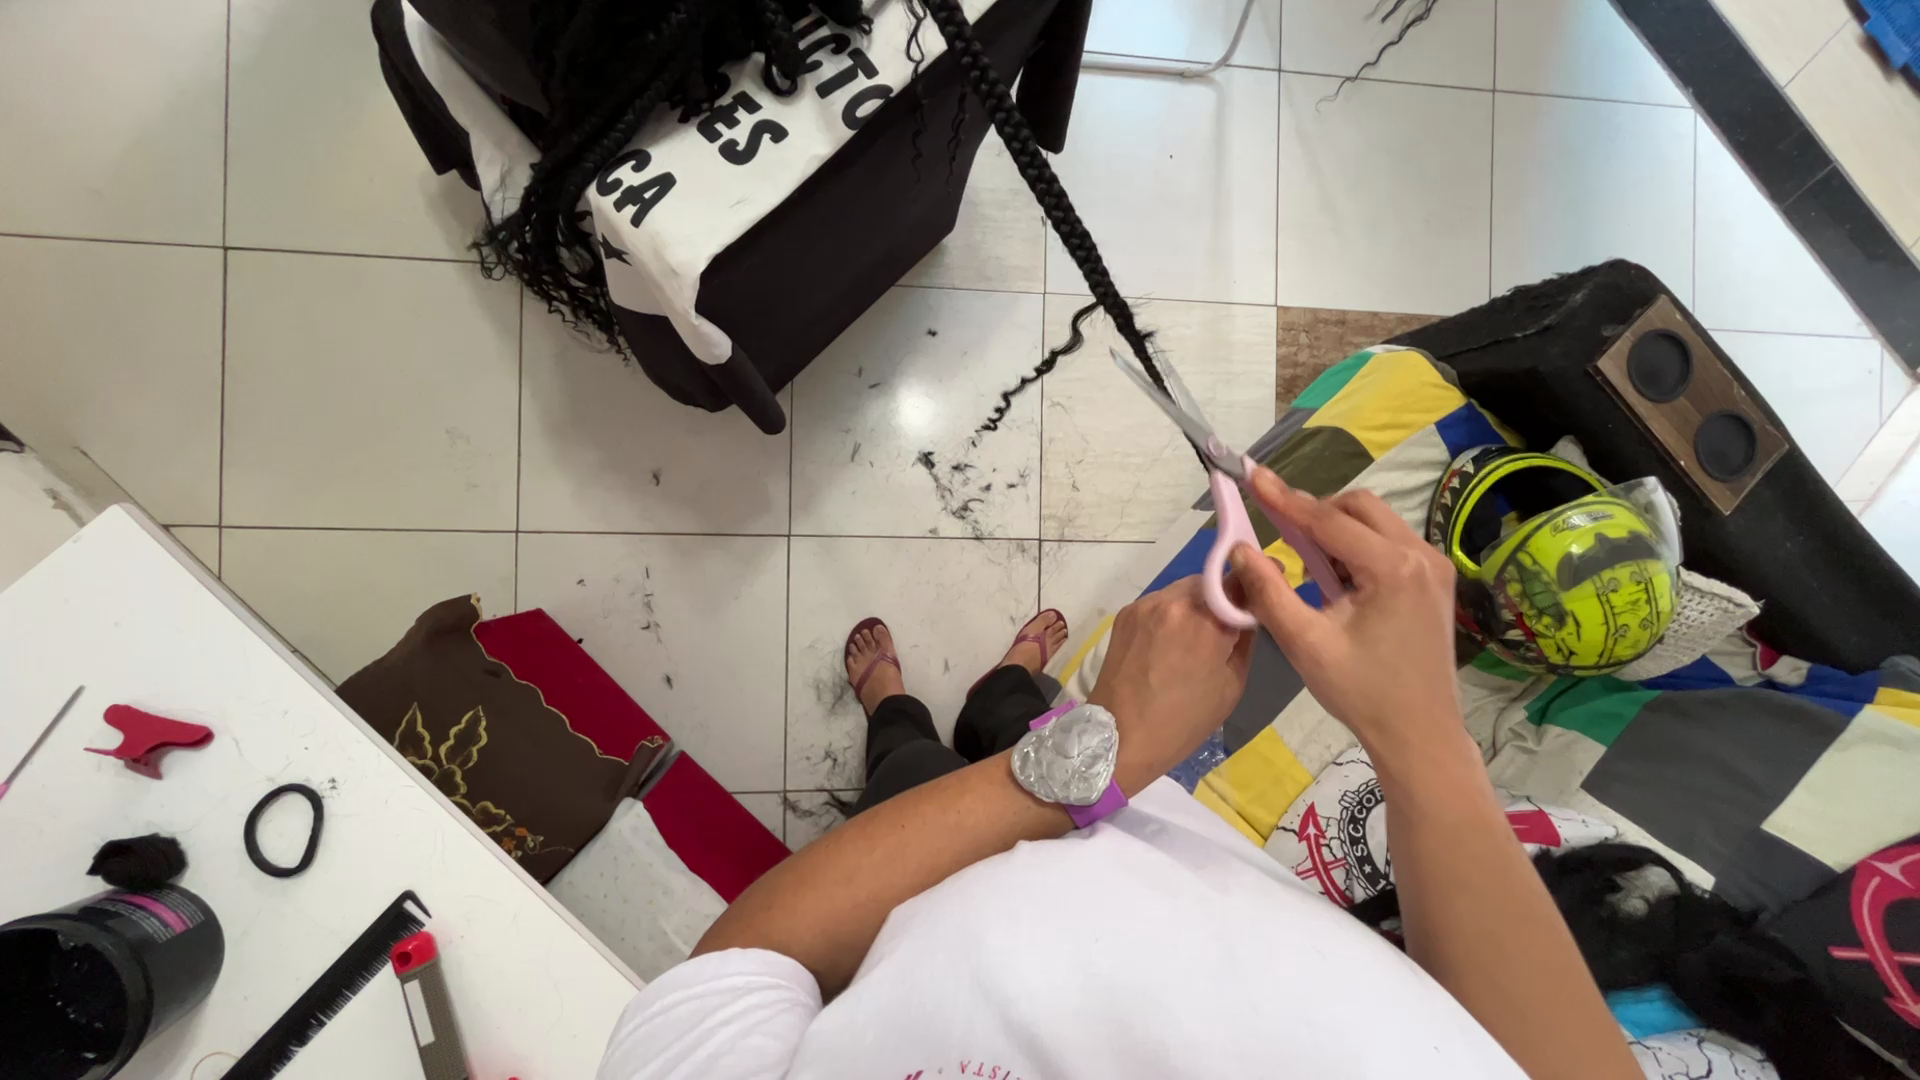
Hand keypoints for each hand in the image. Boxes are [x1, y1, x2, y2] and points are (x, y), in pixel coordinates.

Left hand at [1088, 576, 1253, 794]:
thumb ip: (1243, 640)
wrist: (1121, 734)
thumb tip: (1247, 615)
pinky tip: (1170, 642)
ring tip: (1195, 638)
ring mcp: (1144, 605)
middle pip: (1208, 583)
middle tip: (1226, 625)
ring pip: (1182, 590)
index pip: (1238, 582)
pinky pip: (1160, 603)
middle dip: (1221, 598)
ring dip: (1195, 605)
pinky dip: (1171, 615)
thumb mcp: (1231, 684)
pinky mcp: (1125, 613)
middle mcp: (1172, 602)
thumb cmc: (1184, 720)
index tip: (1263, 591)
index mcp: (1204, 621)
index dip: (1252, 585)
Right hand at [1227, 467, 1463, 759]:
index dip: (1284, 498)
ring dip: (1335, 528)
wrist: (1419, 733)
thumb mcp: (1303, 642)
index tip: (1252, 475)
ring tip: (1304, 561)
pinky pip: (1388, 541)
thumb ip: (1268, 591)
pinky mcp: (1433, 580)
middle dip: (1315, 511)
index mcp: (1392, 568)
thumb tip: (1239, 550)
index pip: (1327, 519)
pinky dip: (1355, 545)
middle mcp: (1420, 555)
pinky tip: (1334, 577)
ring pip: (1375, 520)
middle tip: (1279, 532)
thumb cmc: (1359, 690)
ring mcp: (1433, 566)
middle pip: (1358, 506)